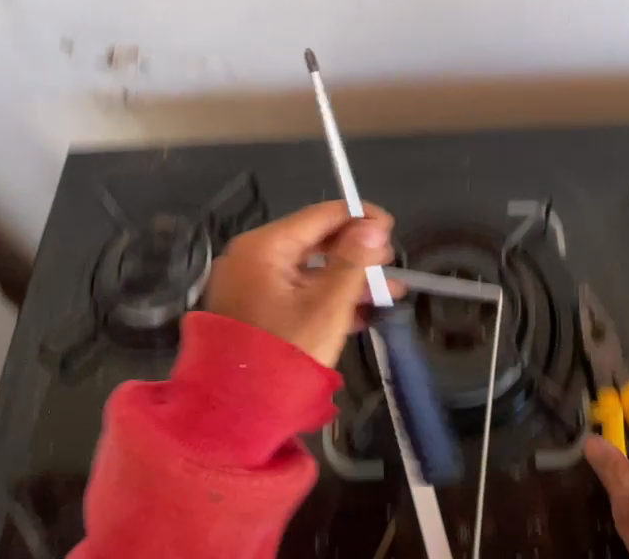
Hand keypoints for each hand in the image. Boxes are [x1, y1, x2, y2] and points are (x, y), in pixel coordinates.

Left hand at [204, 200, 396, 367]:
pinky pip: (297, 291)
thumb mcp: (328, 305)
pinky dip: (327, 297)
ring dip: (349, 279)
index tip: (390, 228)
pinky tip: (362, 311)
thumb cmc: (286, 352)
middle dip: (357, 252)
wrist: (238, 414)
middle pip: (316, 241)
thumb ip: (354, 261)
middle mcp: (252, 257)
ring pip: (310, 269)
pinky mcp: (255, 309)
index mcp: (264, 246)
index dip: (359, 218)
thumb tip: (372, 226)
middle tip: (389, 262)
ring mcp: (251, 284)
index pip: (321, 215)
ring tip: (389, 290)